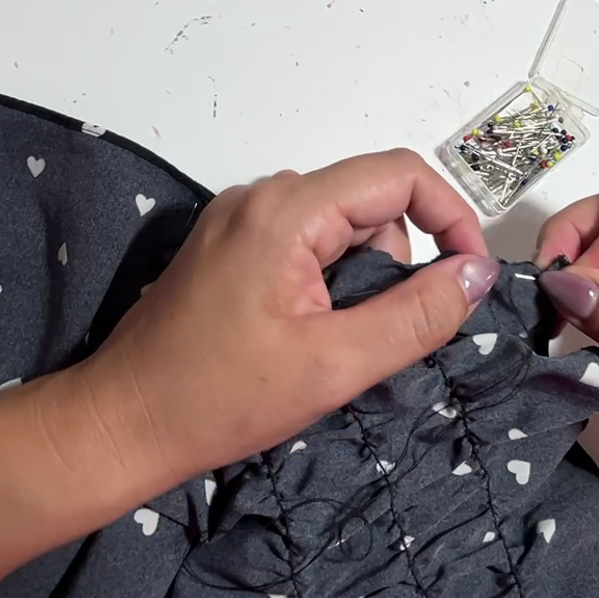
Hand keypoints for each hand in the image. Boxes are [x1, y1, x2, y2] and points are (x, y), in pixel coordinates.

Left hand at [71, 149, 498, 486]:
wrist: (120, 422)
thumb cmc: (219, 397)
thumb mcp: (333, 365)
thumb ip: (415, 315)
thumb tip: (477, 273)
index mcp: (287, 210)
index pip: (398, 175)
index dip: (449, 215)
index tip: (467, 275)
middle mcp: (263, 195)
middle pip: (369, 202)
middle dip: (393, 263)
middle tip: (365, 335)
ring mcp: (242, 216)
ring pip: (341, 225)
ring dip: (358, 277)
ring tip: (323, 340)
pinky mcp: (231, 240)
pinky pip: (307, 240)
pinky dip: (327, 278)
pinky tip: (299, 329)